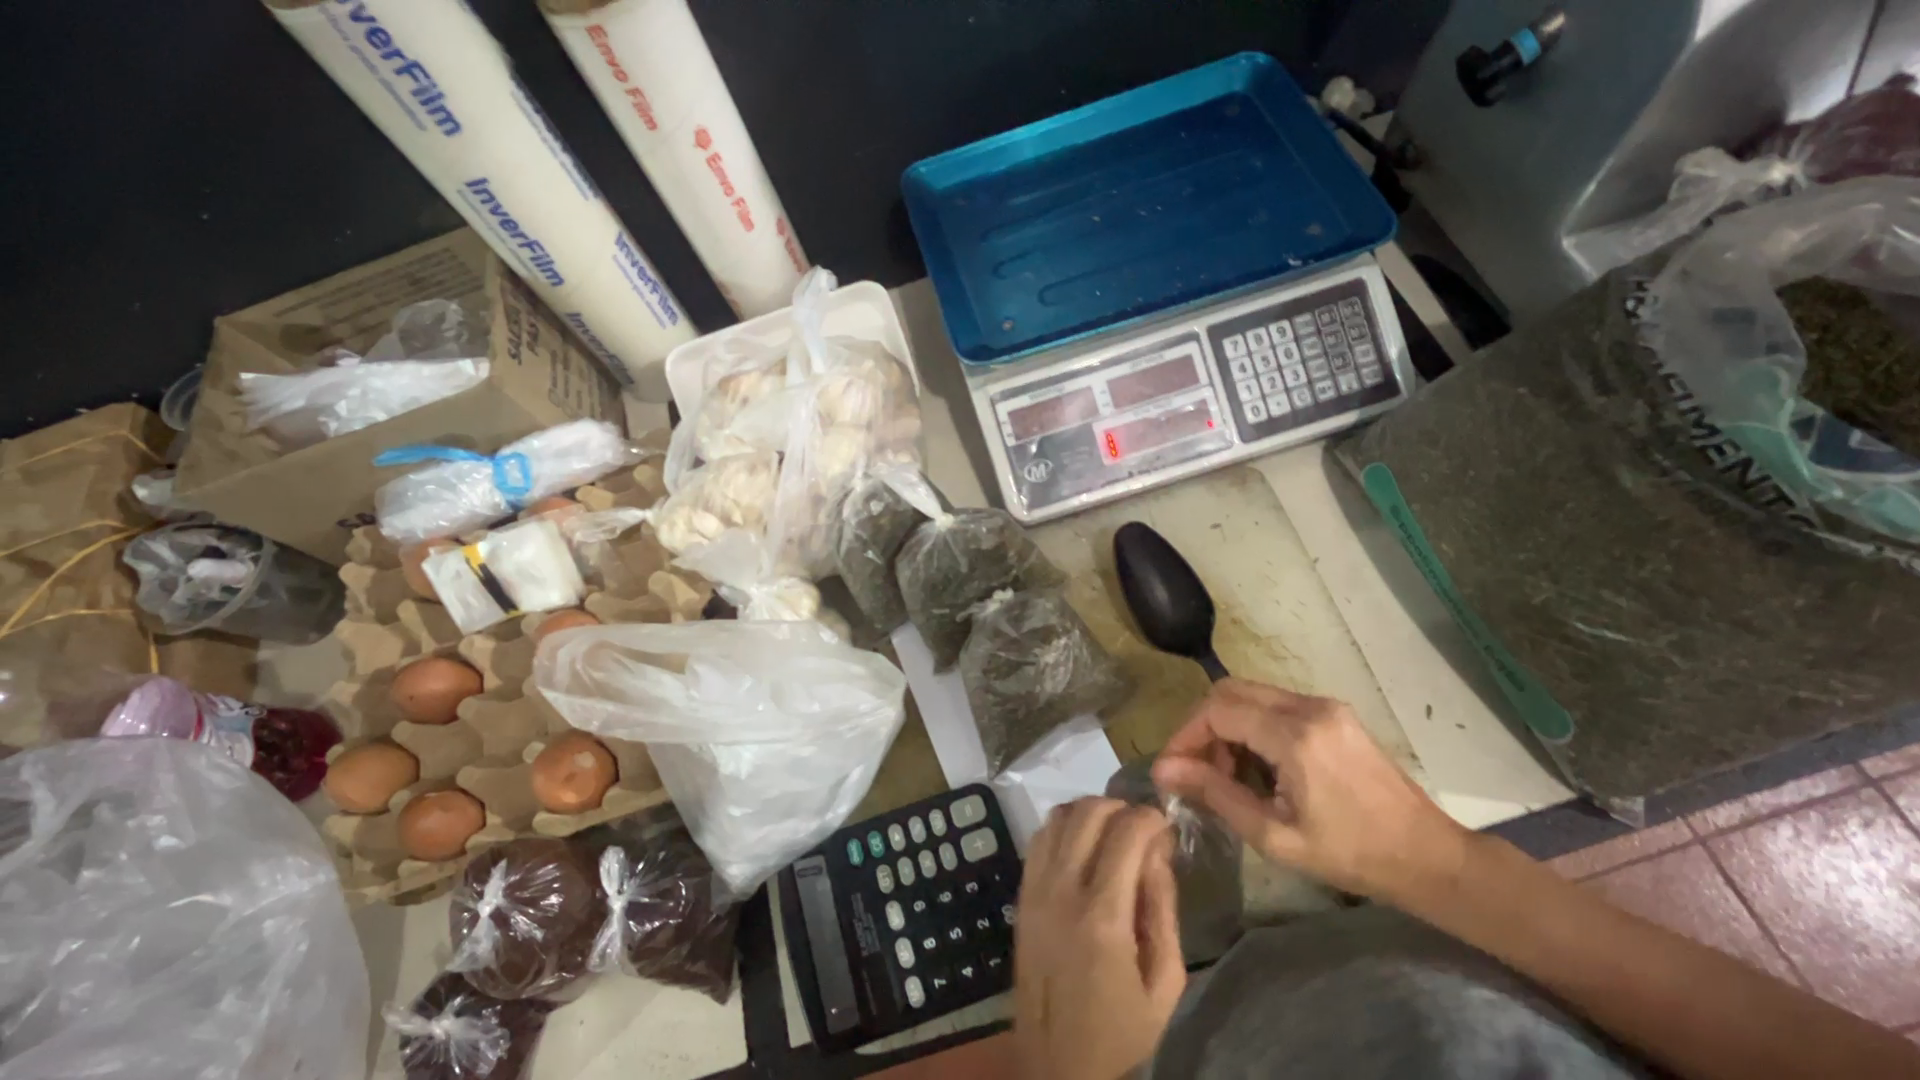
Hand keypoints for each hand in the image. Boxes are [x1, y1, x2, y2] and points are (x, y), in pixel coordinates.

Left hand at [1013, 798, 1183, 1079]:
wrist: (1056, 1063)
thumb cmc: (1120, 1030)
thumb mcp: (1165, 981)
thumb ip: (1163, 909)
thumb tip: (1159, 853)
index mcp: (1103, 918)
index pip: (1126, 832)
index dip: (1152, 818)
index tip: (1167, 829)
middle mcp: (1062, 893)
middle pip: (1089, 813)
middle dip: (1122, 808)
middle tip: (1143, 830)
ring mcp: (1035, 891)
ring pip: (1059, 817)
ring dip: (1091, 813)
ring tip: (1114, 834)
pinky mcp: (1020, 897)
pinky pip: (1038, 839)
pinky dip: (1064, 829)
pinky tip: (1083, 848)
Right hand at [1152, 679, 1469, 902]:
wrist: (1426, 856)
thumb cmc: (1349, 855)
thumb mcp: (1274, 835)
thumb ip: (1216, 794)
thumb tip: (1164, 770)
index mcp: (1295, 736)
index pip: (1218, 710)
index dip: (1185, 736)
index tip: (1173, 771)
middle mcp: (1310, 707)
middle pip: (1231, 691)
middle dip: (1203, 727)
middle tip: (1197, 771)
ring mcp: (1327, 706)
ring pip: (1253, 695)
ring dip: (1228, 727)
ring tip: (1227, 776)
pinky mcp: (1336, 715)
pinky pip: (1277, 706)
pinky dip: (1254, 728)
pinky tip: (1259, 769)